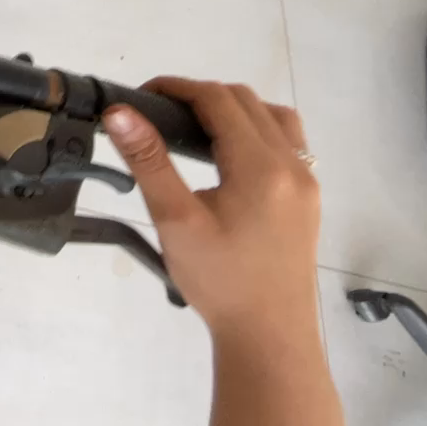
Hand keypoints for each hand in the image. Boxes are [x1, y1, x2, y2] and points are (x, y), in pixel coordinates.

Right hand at [103, 78, 319, 337]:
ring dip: (231, 108)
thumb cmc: (218, 278)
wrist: (269, 337)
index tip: (139, 96)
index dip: (176, 87)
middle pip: (246, 101)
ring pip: (272, 117)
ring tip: (191, 127)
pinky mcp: (308, 200)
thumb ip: (147, 160)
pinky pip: (287, 142)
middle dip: (199, 95)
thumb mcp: (173, 218)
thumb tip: (118, 111)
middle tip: (155, 114)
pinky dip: (254, 128)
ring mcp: (307, 184)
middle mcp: (293, 167)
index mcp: (261, 167)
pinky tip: (226, 153)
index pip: (218, 100)